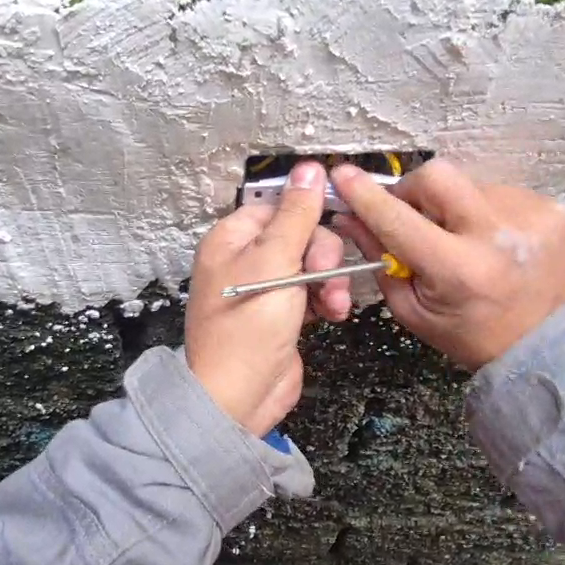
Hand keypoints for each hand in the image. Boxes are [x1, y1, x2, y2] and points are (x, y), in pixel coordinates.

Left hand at [186, 161, 352, 435]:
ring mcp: (264, 288)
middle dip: (322, 254)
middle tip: (324, 275)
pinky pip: (312, 292)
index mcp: (230, 239)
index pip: (276, 206)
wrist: (239, 396)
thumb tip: (310, 168)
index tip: (333, 225)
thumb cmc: (247, 327)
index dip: (306, 215)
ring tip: (334, 304)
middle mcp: (244, 259)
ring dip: (329, 280)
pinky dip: (326, 299)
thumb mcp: (275, 261)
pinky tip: (334, 314)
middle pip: (299, 234)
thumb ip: (297, 214)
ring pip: (310, 264)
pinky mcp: (282, 315)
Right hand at [331, 160, 564, 370]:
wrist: (545, 347)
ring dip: (453, 205)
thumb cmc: (469, 334)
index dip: (365, 195)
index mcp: (458, 269)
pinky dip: (485, 210)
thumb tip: (350, 217)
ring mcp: (531, 218)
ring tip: (462, 238)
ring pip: (468, 183)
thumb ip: (380, 259)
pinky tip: (492, 240)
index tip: (343, 175)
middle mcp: (497, 236)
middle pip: (437, 176)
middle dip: (413, 190)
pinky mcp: (552, 210)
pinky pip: (500, 191)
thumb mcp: (413, 309)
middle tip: (411, 215)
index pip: (398, 218)